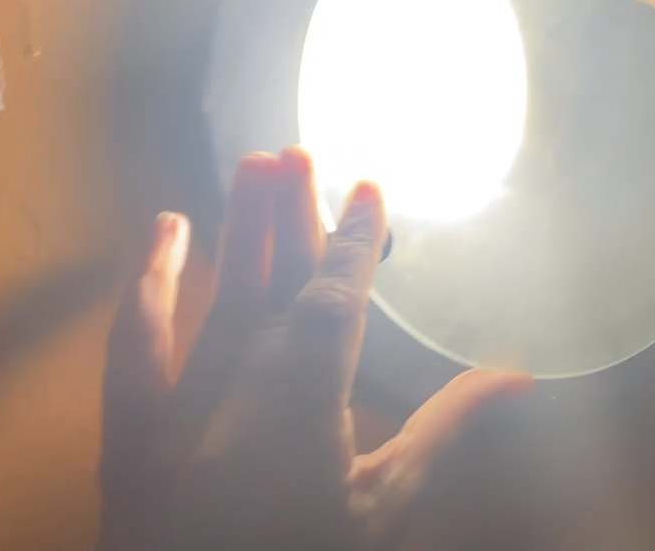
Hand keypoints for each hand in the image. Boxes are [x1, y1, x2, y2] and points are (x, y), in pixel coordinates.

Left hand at [98, 147, 530, 550]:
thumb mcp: (384, 505)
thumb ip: (445, 429)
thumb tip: (520, 376)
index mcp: (309, 399)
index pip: (336, 295)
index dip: (355, 237)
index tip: (368, 183)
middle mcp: (244, 385)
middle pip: (277, 279)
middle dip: (293, 212)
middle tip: (299, 150)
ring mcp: (182, 403)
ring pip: (219, 294)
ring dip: (240, 226)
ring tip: (253, 163)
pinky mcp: (133, 427)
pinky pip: (134, 343)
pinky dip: (147, 283)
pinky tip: (163, 227)